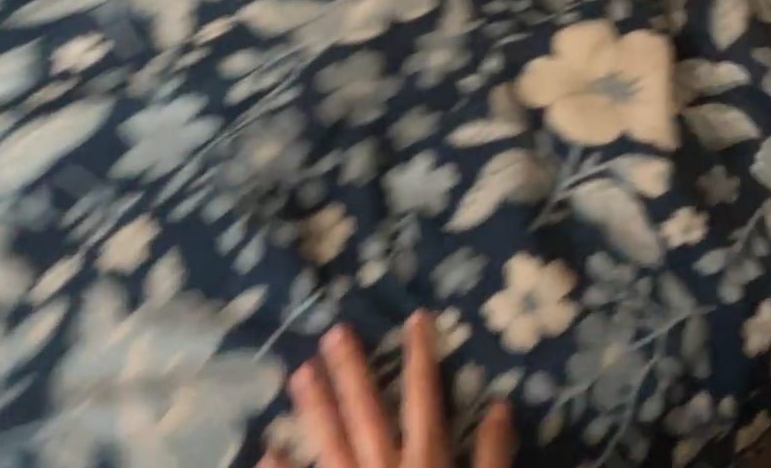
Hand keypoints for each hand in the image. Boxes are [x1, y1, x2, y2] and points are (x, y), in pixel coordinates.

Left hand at [268, 311, 512, 467]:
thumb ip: (492, 457)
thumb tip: (501, 404)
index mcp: (426, 463)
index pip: (425, 397)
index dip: (422, 355)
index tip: (417, 317)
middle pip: (367, 412)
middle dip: (352, 371)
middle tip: (333, 332)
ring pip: (330, 443)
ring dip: (315, 408)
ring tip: (298, 372)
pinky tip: (269, 451)